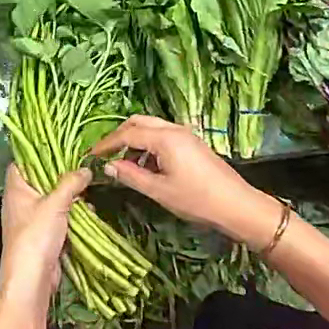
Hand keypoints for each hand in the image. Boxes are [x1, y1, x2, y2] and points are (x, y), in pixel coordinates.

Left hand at [0, 165, 89, 302]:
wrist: (31, 278)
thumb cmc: (35, 235)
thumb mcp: (55, 203)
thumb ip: (70, 183)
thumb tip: (85, 169)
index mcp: (16, 186)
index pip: (23, 160)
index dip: (40, 152)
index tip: (62, 147)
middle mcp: (21, 199)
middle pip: (42, 178)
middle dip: (63, 176)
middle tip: (83, 169)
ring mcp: (32, 216)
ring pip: (53, 198)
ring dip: (71, 196)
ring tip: (88, 192)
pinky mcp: (43, 232)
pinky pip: (59, 216)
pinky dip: (72, 213)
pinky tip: (88, 212)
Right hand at [90, 115, 287, 246]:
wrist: (237, 206)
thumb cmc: (197, 200)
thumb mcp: (159, 191)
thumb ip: (131, 176)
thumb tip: (107, 166)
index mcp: (164, 138)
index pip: (126, 133)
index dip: (106, 144)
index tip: (90, 155)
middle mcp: (173, 129)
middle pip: (138, 122)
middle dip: (119, 135)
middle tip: (105, 154)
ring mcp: (185, 134)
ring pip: (150, 127)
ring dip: (134, 140)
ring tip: (125, 164)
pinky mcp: (192, 143)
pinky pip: (162, 134)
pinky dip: (148, 144)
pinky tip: (146, 165)